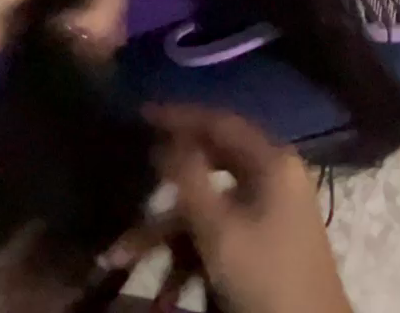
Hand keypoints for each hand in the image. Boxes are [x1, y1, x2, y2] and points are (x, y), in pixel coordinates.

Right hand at [150, 106, 353, 312]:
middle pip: (211, 164)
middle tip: (137, 170)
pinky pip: (221, 232)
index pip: (219, 122)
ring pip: (210, 206)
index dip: (179, 116)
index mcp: (272, 162)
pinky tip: (166, 286)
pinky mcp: (268, 240)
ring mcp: (273, 209)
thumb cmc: (267, 277)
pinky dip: (191, 252)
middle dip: (168, 183)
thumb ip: (189, 179)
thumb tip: (167, 141)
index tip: (142, 113)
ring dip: (169, 233)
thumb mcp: (220, 229)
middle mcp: (275, 176)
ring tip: (124, 255)